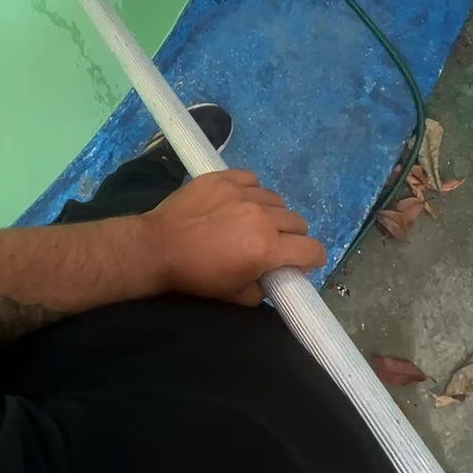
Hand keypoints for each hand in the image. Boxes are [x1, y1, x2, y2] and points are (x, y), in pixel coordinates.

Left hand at [139, 169, 326, 305]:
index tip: (303, 262)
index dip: (313, 259)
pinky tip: (239, 200)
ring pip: (276, 199)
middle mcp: (261, 216)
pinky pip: (251, 178)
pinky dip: (251, 189)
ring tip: (253, 221)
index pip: (313, 249)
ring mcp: (241, 192)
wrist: (159, 246)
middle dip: (293, 236)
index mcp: (267, 247)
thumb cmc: (197, 275)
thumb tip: (276, 276)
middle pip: (298, 222)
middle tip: (275, 244)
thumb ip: (267, 287)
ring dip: (272, 212)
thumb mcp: (238, 295)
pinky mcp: (222, 177)